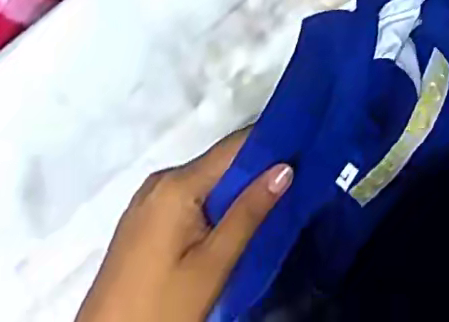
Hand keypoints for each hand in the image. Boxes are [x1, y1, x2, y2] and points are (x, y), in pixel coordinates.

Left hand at [77, 131, 291, 321]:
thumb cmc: (159, 311)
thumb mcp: (211, 267)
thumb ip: (248, 214)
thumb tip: (285, 167)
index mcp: (176, 185)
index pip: (233, 147)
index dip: (270, 144)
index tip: (305, 146)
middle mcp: (160, 181)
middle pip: (219, 164)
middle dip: (256, 171)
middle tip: (299, 180)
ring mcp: (148, 201)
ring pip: (205, 183)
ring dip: (237, 191)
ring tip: (276, 201)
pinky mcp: (143, 222)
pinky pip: (188, 200)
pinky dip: (214, 206)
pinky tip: (237, 223)